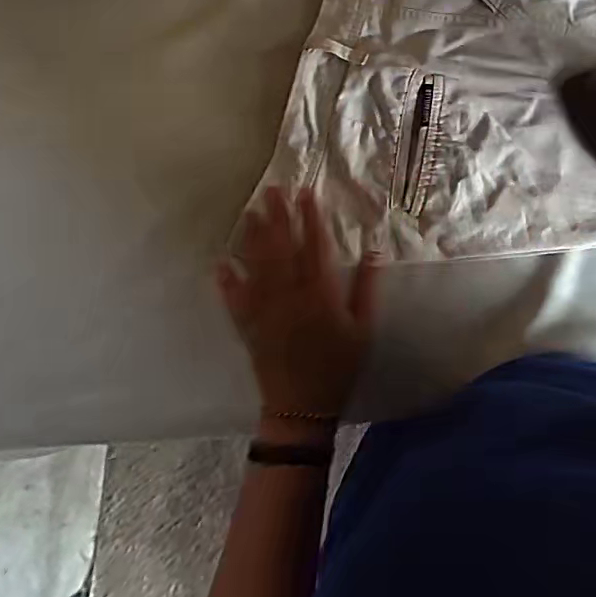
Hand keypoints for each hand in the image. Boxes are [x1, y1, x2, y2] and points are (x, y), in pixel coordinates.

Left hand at [218, 188, 378, 426]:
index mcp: (321, 294)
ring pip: (256, 266)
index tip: (306, 193)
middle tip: (271, 190)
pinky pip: (234, 299)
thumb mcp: (364, 327)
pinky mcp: (247, 327)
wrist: (302, 406)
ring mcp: (264, 311)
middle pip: (281, 249)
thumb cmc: (339, 364)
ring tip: (250, 211)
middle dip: (277, 217)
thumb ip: (368, 287)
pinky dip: (227, 280)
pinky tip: (221, 260)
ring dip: (251, 238)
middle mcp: (289, 296)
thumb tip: (374, 251)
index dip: (310, 218)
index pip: (315, 246)